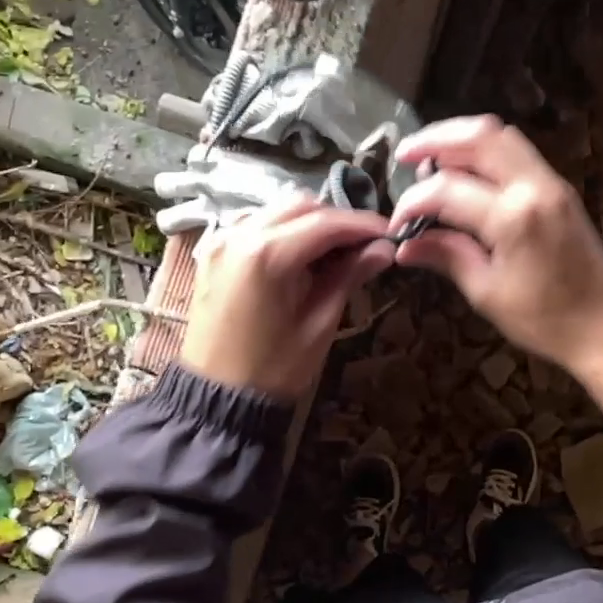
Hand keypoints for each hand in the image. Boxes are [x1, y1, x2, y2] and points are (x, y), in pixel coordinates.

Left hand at [181, 196, 394, 399]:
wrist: (217, 397)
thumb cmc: (272, 369)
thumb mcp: (318, 325)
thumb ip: (348, 277)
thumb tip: (382, 249)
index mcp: (267, 255)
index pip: (325, 222)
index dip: (362, 225)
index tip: (389, 234)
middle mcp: (239, 235)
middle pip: (300, 205)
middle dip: (336, 220)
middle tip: (364, 244)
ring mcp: (220, 241)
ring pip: (276, 210)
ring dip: (308, 221)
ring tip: (334, 251)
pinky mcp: (212, 253)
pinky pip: (253, 224)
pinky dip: (281, 230)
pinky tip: (298, 254)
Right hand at [388, 116, 602, 373]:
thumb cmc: (546, 320)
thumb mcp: (487, 293)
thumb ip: (446, 257)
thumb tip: (405, 246)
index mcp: (513, 216)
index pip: (447, 189)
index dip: (412, 202)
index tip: (395, 225)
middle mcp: (534, 186)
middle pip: (479, 136)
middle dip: (435, 139)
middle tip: (404, 156)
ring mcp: (552, 183)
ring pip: (501, 136)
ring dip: (461, 139)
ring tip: (431, 159)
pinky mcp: (560, 190)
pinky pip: (518, 152)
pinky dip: (486, 151)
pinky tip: (466, 172)